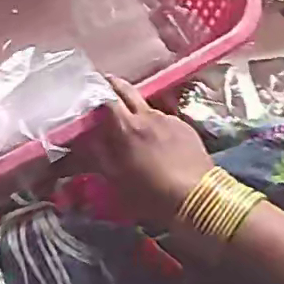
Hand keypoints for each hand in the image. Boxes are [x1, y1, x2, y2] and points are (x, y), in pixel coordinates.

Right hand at [84, 75, 212, 228]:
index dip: (96, 91)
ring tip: (132, 123)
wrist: (197, 197)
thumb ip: (98, 155)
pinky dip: (156, 125)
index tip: (88, 91)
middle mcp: (148, 116)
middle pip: (127, 90)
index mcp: (126, 127)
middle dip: (114, 85)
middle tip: (105, 85)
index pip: (106, 97)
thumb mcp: (116, 179)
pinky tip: (158, 140)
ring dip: (136, 109)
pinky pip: (165, 120)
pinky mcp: (186, 128)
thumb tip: (86, 137)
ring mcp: (169, 120)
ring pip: (147, 107)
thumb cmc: (150, 193)